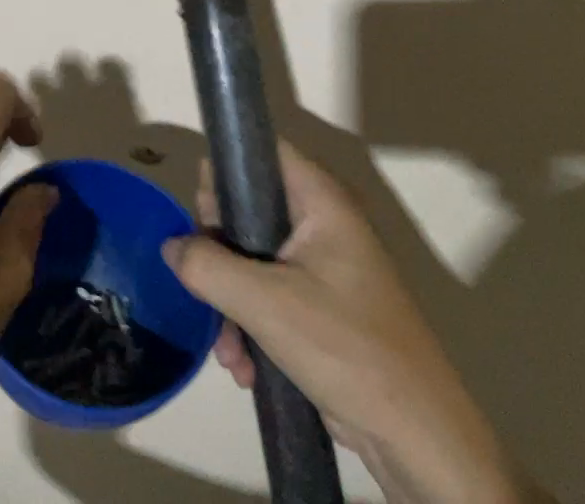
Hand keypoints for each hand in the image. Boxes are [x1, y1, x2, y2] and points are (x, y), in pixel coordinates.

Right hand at [162, 144, 545, 503]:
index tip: (201, 217)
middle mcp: (322, 225)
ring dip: (228, 302)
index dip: (224, 173)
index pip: (262, 154)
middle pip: (246, 209)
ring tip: (227, 351)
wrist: (412, 431)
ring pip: (249, 259)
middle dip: (216, 252)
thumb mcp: (264, 302)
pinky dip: (248, 325)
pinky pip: (265, 296)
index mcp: (321, 202)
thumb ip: (206, 265)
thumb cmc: (344, 347)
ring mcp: (321, 267)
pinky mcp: (318, 307)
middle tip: (205, 282)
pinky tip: (243, 367)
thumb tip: (172, 245)